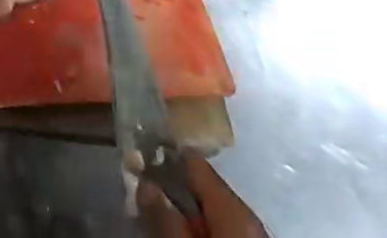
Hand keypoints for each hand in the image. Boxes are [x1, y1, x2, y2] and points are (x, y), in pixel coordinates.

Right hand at [137, 156, 267, 237]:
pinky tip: (177, 237)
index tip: (137, 158)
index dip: (163, 156)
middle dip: (169, 191)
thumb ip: (164, 219)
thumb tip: (145, 184)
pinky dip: (197, 232)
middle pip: (201, 190)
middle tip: (138, 197)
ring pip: (209, 215)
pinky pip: (220, 233)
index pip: (194, 163)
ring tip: (152, 221)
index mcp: (235, 211)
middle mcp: (248, 220)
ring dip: (181, 217)